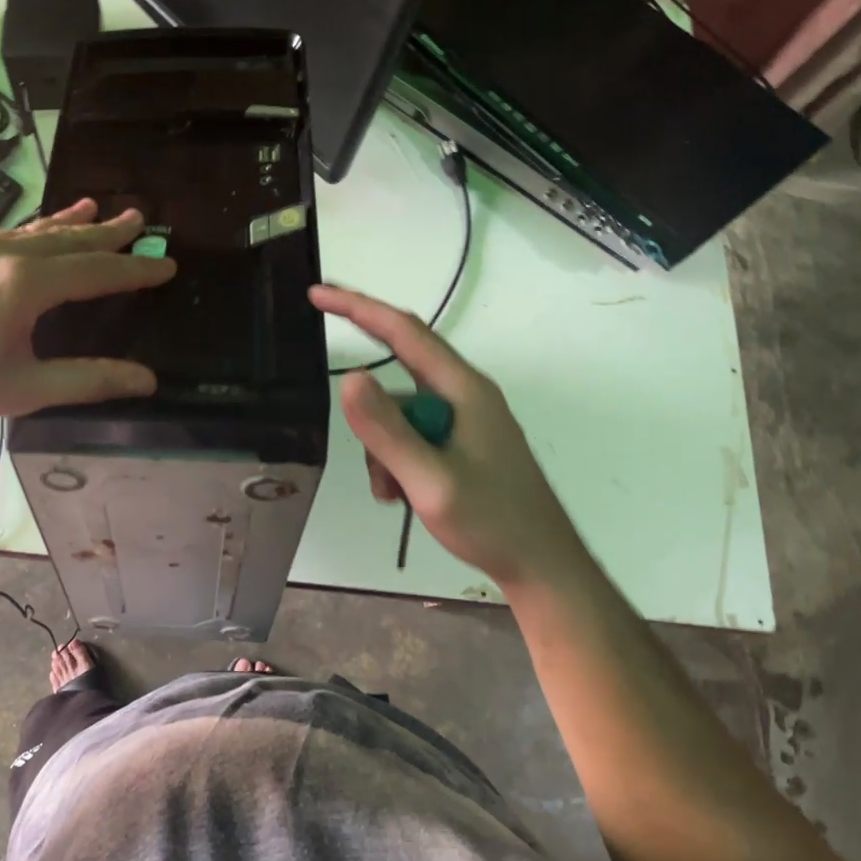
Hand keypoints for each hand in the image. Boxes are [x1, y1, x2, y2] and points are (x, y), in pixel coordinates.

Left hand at [0, 199, 175, 442]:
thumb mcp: (23, 389)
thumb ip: (88, 380)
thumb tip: (147, 380)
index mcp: (23, 284)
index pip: (96, 271)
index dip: (135, 271)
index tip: (166, 263)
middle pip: (65, 238)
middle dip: (107, 232)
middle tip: (139, 220)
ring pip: (28, 231)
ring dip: (65, 224)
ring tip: (94, 208)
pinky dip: (26, 234)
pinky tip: (29, 238)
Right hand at [309, 284, 590, 587]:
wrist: (542, 565)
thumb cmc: (492, 521)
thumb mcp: (430, 479)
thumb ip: (387, 431)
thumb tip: (348, 378)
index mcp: (463, 390)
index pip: (403, 332)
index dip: (358, 309)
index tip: (318, 295)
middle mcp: (464, 396)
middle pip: (397, 386)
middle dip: (374, 426)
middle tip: (380, 474)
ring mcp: (466, 421)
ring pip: (400, 419)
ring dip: (385, 454)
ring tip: (399, 498)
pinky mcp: (464, 445)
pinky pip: (414, 439)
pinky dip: (399, 463)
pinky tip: (405, 496)